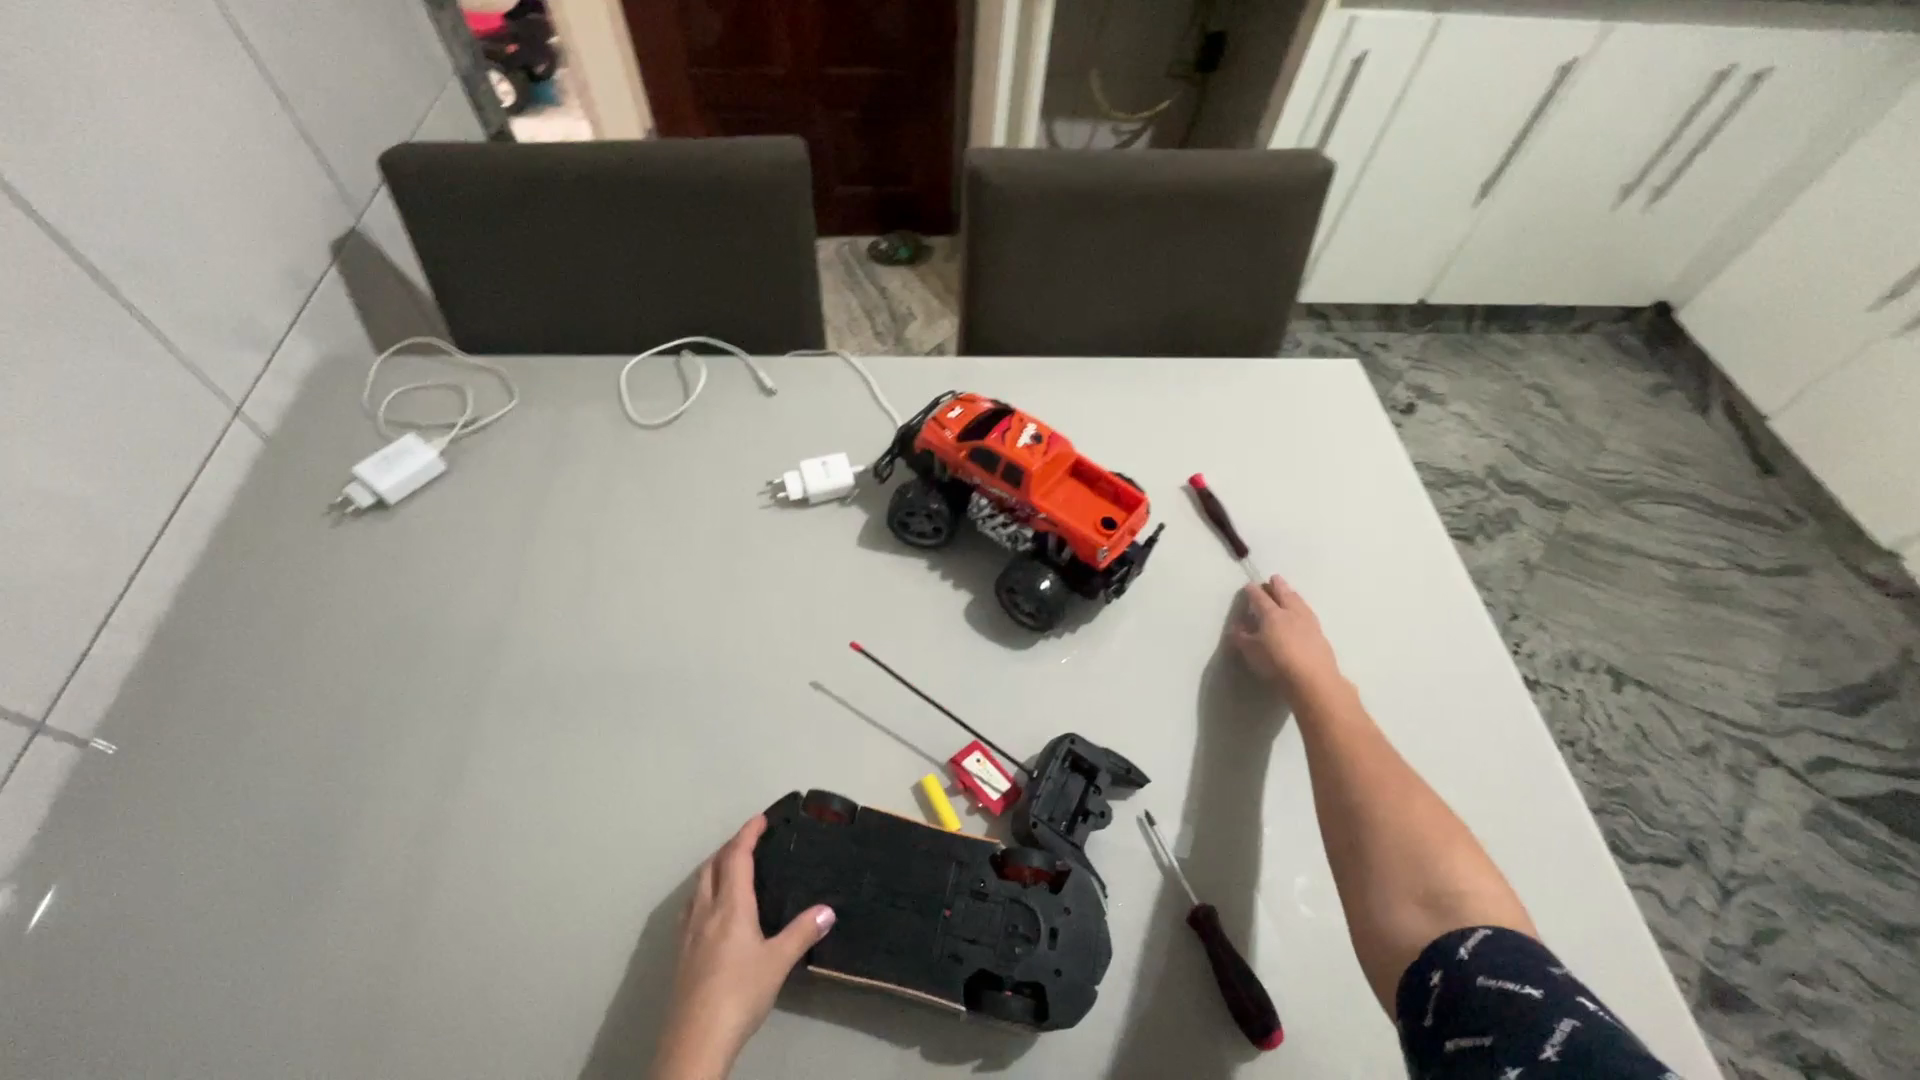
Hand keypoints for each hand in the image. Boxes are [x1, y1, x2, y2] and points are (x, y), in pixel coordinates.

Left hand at [651, 815, 835, 1079]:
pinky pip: (690, 907)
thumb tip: (828, 910)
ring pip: (697, 886)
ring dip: (713, 868)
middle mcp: (705, 911)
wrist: (695, 1038)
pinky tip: (709, 910)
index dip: (748, 834)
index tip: (760, 818)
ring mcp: (687, 933)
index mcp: (730, 906)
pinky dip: (703, 893)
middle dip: (728, 847)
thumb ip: (802, 932)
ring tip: (728, 868)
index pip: (737, 858)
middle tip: (747, 840)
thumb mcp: (778, 962)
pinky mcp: (680, 953)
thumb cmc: (740, 993)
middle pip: (712, 866)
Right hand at [1231, 575, 1342, 698]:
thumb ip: (1242, 637)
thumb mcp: (1251, 652)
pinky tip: (1304, 612)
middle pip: (1284, 594)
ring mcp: (1308, 622)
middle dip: (1278, 585)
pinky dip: (1303, 608)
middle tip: (1274, 578)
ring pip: (1299, 602)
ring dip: (1293, 594)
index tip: (1249, 586)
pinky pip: (1309, 613)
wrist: (1312, 679)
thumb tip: (1237, 627)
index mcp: (1272, 615)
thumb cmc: (1276, 664)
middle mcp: (1291, 613)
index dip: (1253, 592)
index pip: (1260, 598)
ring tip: (1290, 591)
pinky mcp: (1320, 634)